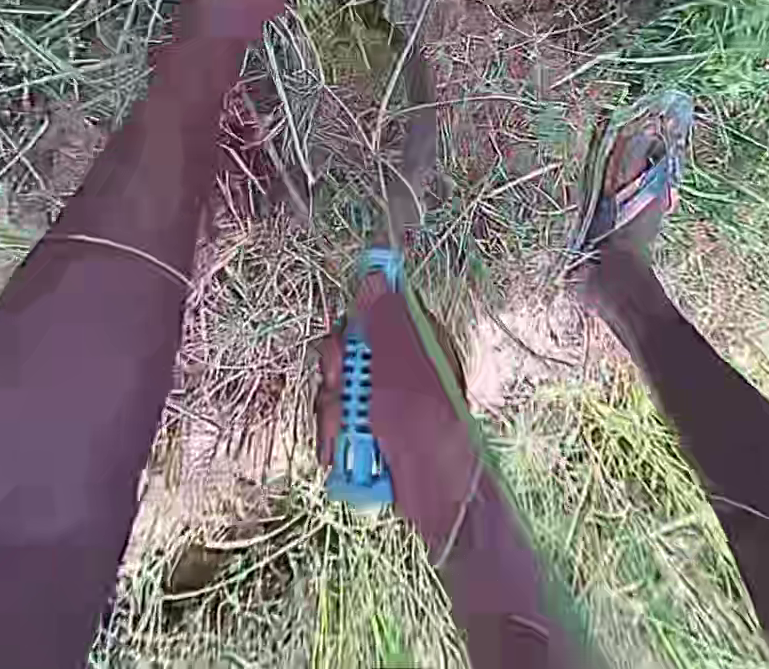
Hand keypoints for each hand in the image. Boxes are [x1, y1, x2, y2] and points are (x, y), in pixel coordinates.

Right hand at [317, 276, 478, 549]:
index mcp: (414, 342)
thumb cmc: (425, 421)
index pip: (372, 316)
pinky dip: (333, 433)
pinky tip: (339, 449)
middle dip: (335, 373)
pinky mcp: (369, 430)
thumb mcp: (403, 361)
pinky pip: (336, 419)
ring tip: (346, 429)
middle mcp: (397, 368)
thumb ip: (385, 317)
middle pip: (346, 352)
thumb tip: (374, 274)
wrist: (437, 493)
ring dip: (332, 409)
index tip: (346, 342)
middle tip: (341, 387)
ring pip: (336, 388)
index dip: (352, 327)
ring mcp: (383, 401)